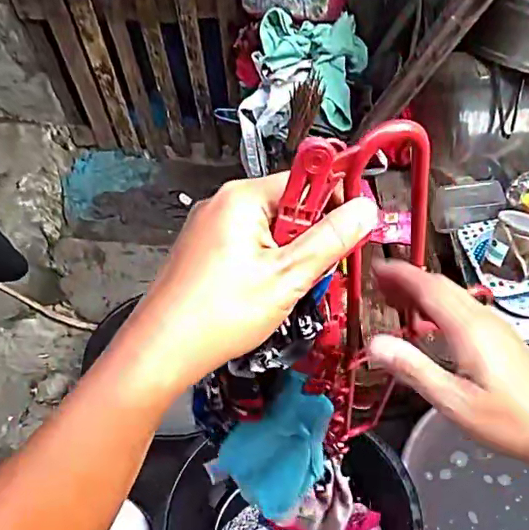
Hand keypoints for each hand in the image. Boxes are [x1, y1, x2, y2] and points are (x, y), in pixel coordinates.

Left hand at [112, 174, 377, 393]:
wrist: (164, 350)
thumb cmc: (216, 315)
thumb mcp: (288, 277)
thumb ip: (331, 240)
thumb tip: (364, 211)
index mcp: (243, 199)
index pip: (307, 180)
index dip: (337, 204)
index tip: (354, 228)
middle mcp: (224, 205)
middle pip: (291, 208)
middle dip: (311, 241)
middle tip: (313, 275)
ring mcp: (213, 229)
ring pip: (273, 234)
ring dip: (291, 260)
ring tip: (282, 292)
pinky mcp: (207, 253)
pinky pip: (252, 250)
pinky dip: (268, 269)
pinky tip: (263, 296)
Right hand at [367, 262, 528, 485]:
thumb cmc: (512, 422)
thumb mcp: (454, 402)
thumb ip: (413, 370)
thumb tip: (375, 345)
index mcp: (471, 330)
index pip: (429, 287)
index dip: (400, 274)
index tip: (376, 268)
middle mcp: (486, 322)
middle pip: (443, 287)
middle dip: (408, 281)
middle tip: (380, 283)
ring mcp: (498, 331)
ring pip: (455, 299)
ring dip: (424, 295)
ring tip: (398, 302)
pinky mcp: (504, 343)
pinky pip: (466, 314)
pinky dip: (440, 312)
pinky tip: (431, 330)